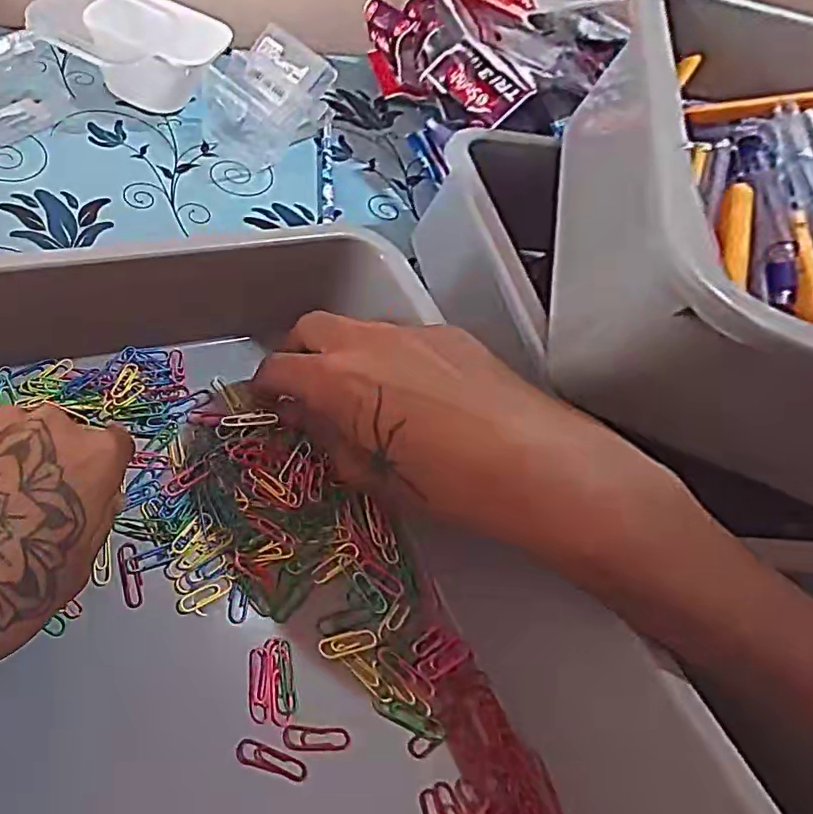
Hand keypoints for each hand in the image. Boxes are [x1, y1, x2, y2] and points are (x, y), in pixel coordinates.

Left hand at [0, 403, 131, 682]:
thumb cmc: (8, 585)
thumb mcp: (74, 567)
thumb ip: (94, 517)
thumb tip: (99, 496)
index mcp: (94, 457)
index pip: (113, 444)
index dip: (96, 470)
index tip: (81, 492)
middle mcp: (52, 423)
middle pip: (60, 433)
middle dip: (49, 460)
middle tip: (21, 506)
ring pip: (13, 430)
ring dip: (5, 455)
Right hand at [251, 313, 713, 598]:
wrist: (550, 471)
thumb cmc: (454, 487)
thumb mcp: (373, 475)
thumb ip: (330, 438)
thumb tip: (308, 419)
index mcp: (339, 379)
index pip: (277, 368)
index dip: (262, 386)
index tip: (264, 402)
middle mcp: (368, 342)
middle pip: (308, 328)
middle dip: (294, 355)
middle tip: (299, 390)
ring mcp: (412, 332)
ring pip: (353, 326)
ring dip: (337, 350)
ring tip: (353, 391)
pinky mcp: (449, 335)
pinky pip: (396, 334)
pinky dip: (380, 352)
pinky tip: (404, 389)